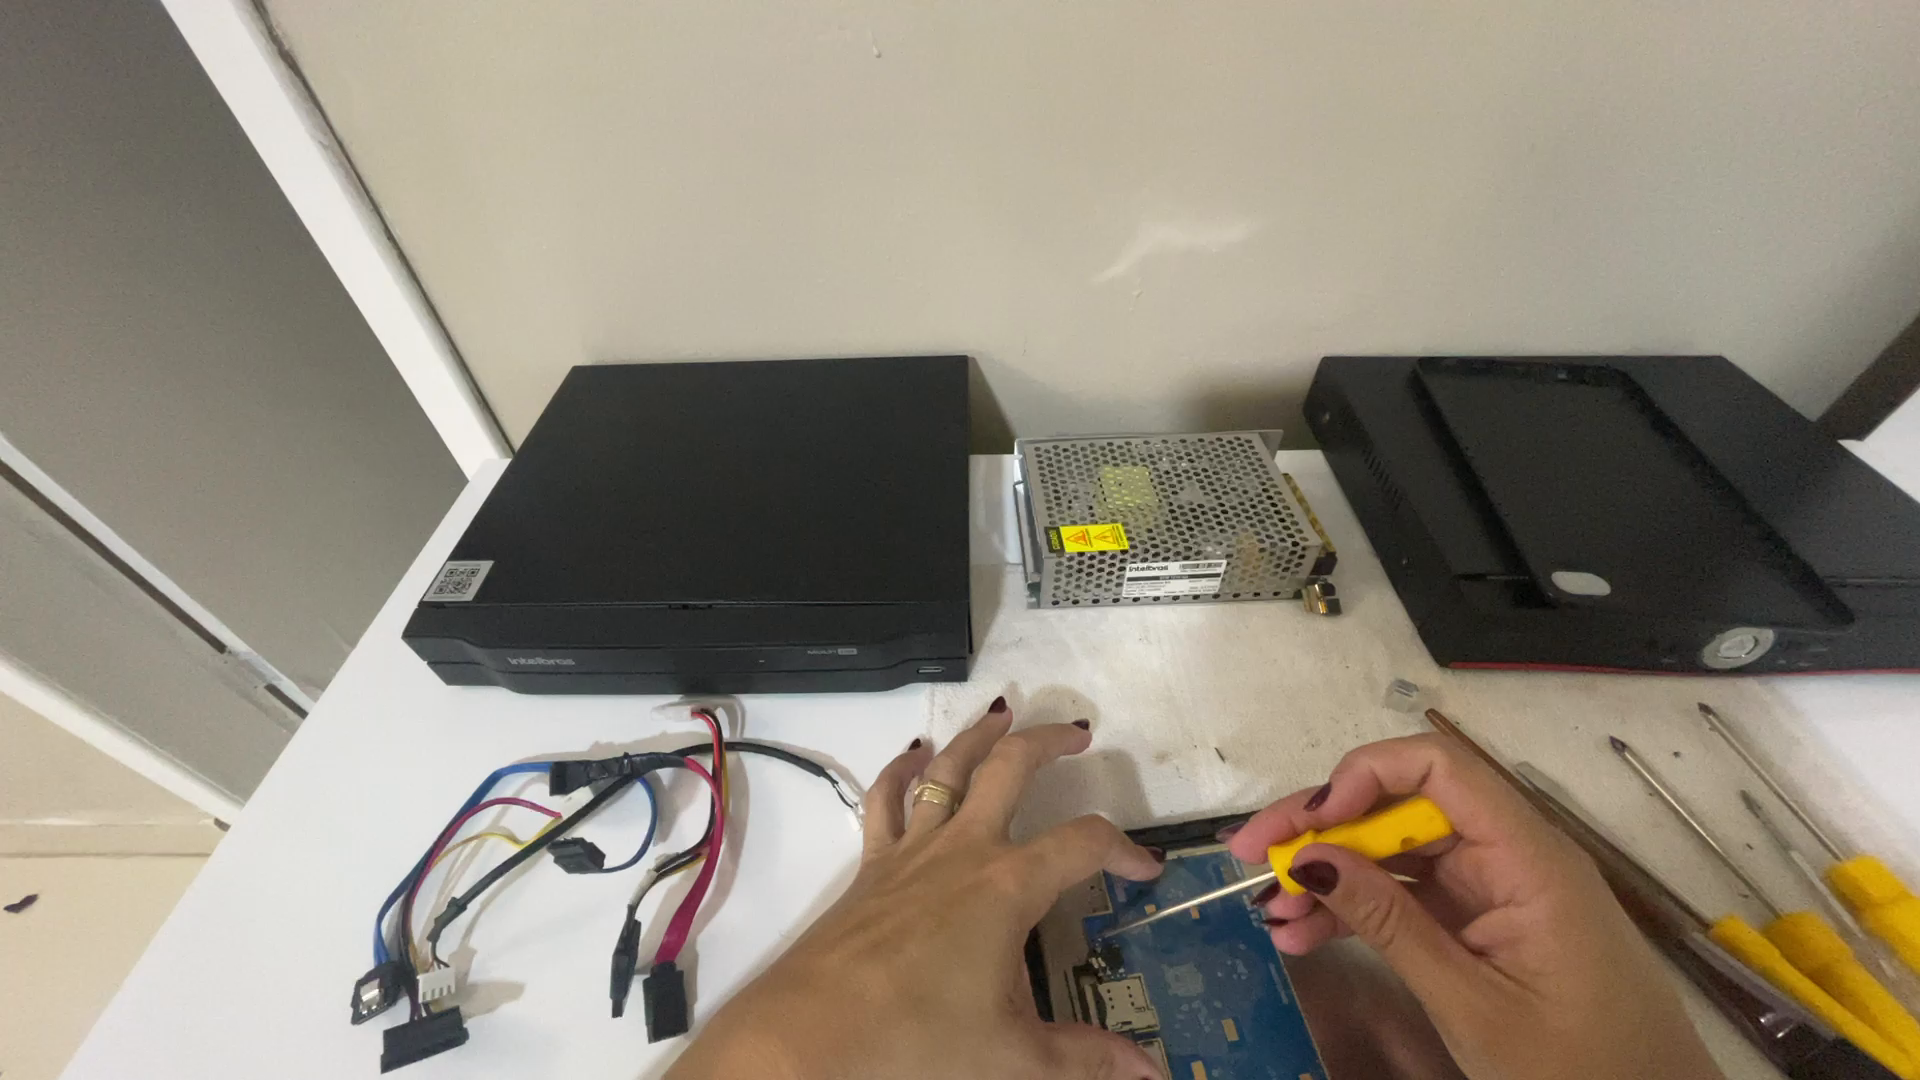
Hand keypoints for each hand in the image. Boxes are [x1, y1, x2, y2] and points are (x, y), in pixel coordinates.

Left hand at [665, 699, 1165, 1079]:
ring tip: (1003, 714)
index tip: (1146, 866)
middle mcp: (963, 848)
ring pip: (949, 769)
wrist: (810, 1038)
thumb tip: (1152, 1074)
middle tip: (1076, 731)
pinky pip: (886, 800)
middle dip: (1047, 742)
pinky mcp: (873, 862)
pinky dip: (901, 769)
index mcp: (1007, 885)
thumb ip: (1086, 1061)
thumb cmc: (916, 1043)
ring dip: (978, 736)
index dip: (1122, 848)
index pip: (1082, 845)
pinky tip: (915, 752)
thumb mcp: (1013, 1060)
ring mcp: (913, 849)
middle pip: (1011, 769)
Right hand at [1228, 734, 1722, 1079]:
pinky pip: (1395, 894)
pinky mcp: (1468, 918)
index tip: (1313, 819)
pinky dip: (1347, 909)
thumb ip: (1388, 923)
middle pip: (1393, 807)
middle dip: (1317, 829)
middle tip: (1251, 855)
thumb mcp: (1473, 1003)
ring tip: (1270, 911)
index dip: (1365, 774)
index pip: (1438, 768)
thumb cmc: (1583, 1074)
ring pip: (1383, 851)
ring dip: (1322, 875)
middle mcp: (1501, 854)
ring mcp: (1482, 887)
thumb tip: (1307, 856)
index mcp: (1527, 858)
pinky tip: (1301, 931)